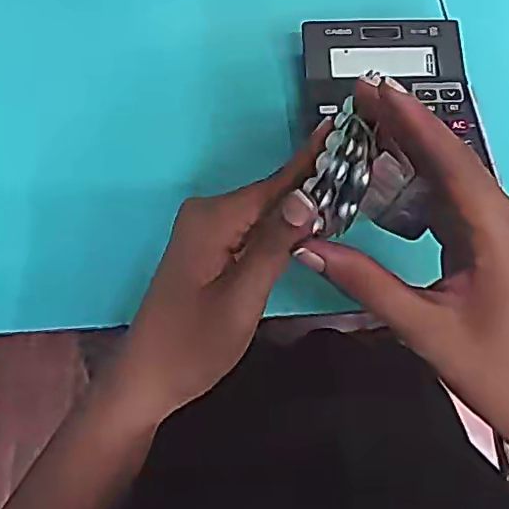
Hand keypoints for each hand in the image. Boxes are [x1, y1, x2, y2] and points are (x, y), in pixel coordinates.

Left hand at [99, 126, 327, 424]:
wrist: (147, 377)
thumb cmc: (192, 345)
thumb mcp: (241, 299)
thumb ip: (274, 246)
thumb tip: (307, 196)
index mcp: (212, 219)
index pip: (274, 185)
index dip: (312, 161)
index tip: (342, 131)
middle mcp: (206, 213)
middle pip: (271, 195)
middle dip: (313, 184)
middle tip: (361, 169)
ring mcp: (205, 228)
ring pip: (264, 211)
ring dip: (300, 207)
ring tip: (347, 190)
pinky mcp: (208, 244)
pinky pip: (252, 226)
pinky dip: (281, 226)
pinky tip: (309, 224)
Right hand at [292, 77, 508, 463]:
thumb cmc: (490, 369)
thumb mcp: (423, 329)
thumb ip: (366, 283)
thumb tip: (308, 247)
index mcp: (497, 233)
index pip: (453, 164)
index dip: (415, 124)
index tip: (382, 91)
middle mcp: (503, 219)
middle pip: (452, 157)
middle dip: (408, 122)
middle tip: (363, 93)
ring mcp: (497, 226)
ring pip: (451, 171)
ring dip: (412, 143)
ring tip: (368, 119)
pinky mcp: (487, 237)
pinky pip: (449, 193)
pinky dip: (417, 173)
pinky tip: (388, 165)